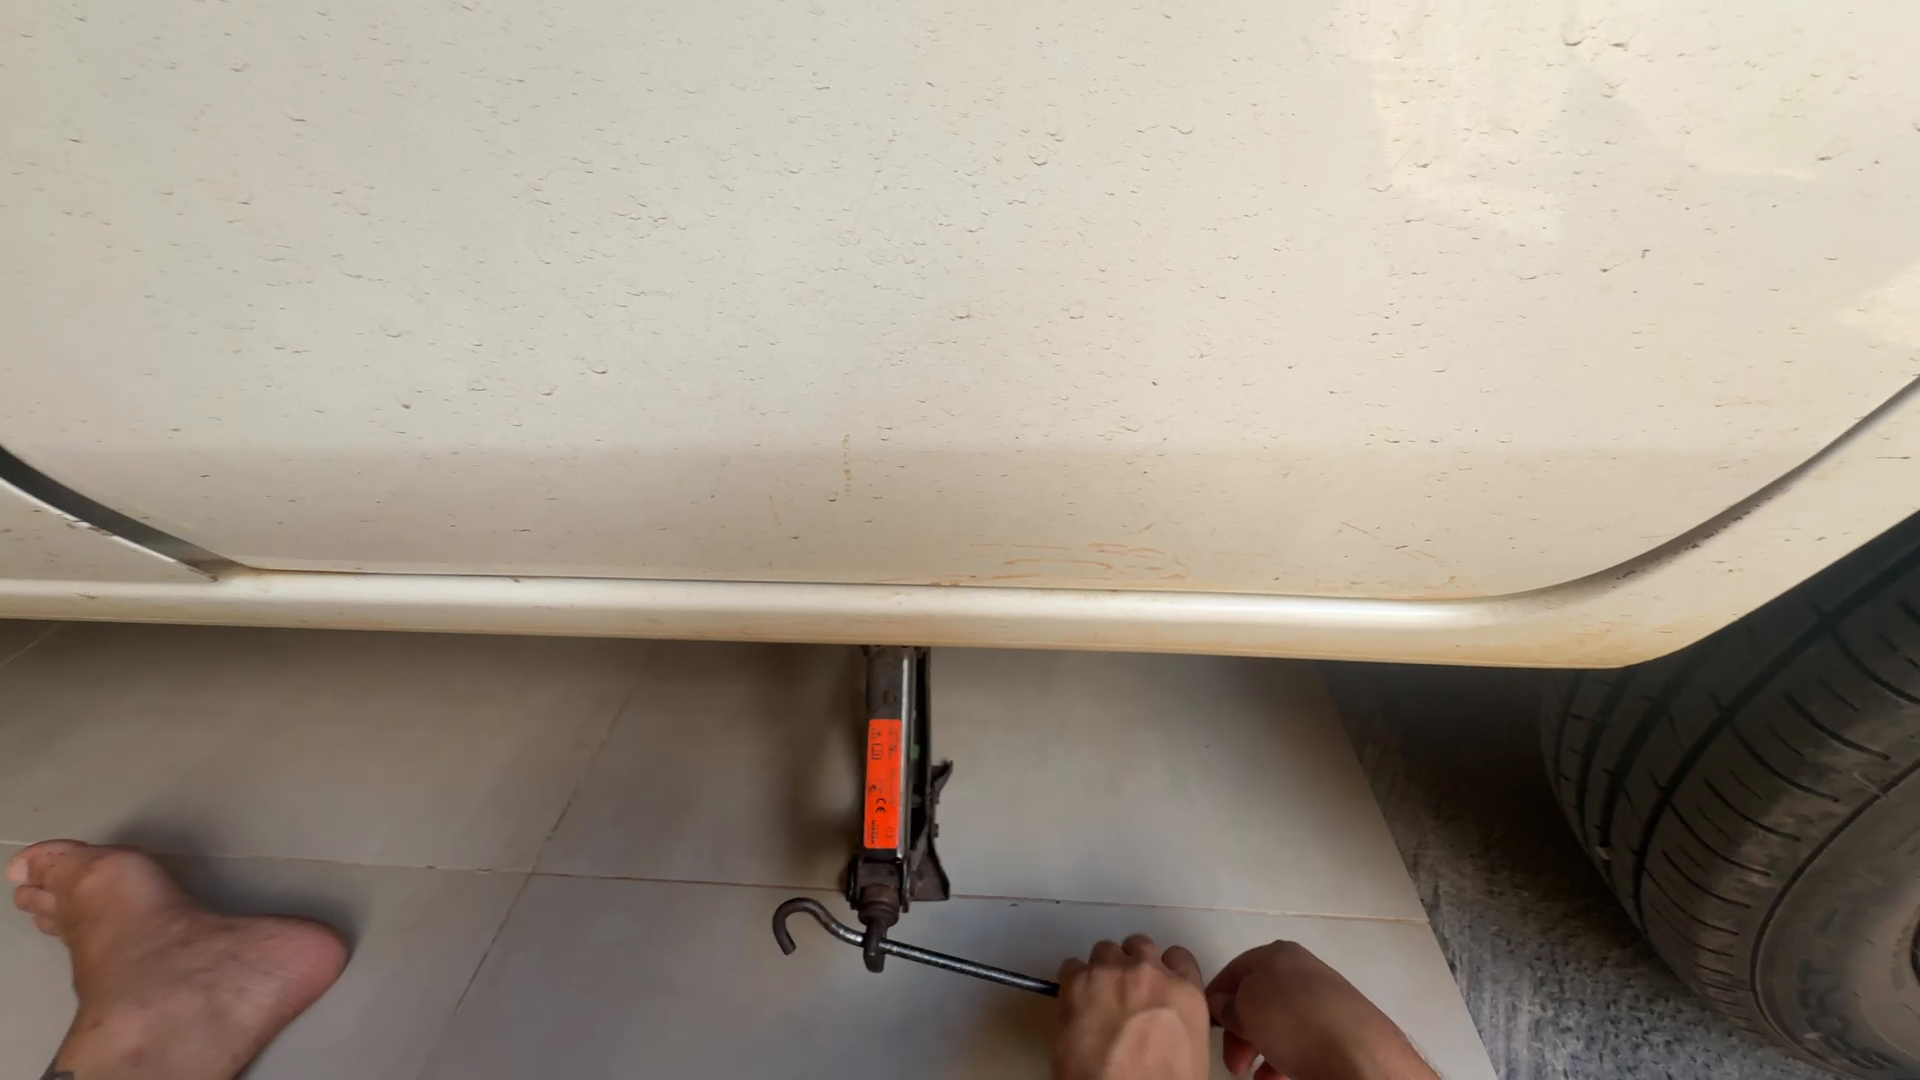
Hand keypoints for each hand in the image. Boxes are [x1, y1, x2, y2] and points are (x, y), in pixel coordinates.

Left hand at [1054, 934, 1211, 1079]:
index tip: (1157, 985)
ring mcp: (1111, 971)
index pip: (1179, 957)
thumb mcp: (1192, 1053)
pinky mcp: (1077, 979)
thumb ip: (1180, 1019)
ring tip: (1097, 999)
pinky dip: (1074, 981)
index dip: (1166, 969)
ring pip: (1105, 949)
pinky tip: (1075, 1004)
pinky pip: (1072, 965)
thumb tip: (1166, 1020)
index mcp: (1184, 992)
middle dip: (1132, 964)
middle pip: (1139, 945)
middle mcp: (1148, 971)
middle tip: (1125, 992)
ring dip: (1103, 969)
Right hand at [1206, 941, 1436, 1079]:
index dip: (1216, 998)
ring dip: (1262, 1051)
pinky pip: (1305, 1045)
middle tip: (1233, 1065)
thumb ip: (1227, 1006)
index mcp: (1278, 954)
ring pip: (1282, 1026)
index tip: (1206, 1029)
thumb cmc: (1294, 1023)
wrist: (1365, 1062)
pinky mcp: (1346, 1035)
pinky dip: (1287, 1061)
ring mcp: (1328, 1003)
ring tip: (1255, 1078)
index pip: (1235, 971)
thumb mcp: (1246, 1009)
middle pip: (1259, 1000)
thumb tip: (1220, 1005)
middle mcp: (1304, 972)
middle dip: (1240, 1033)